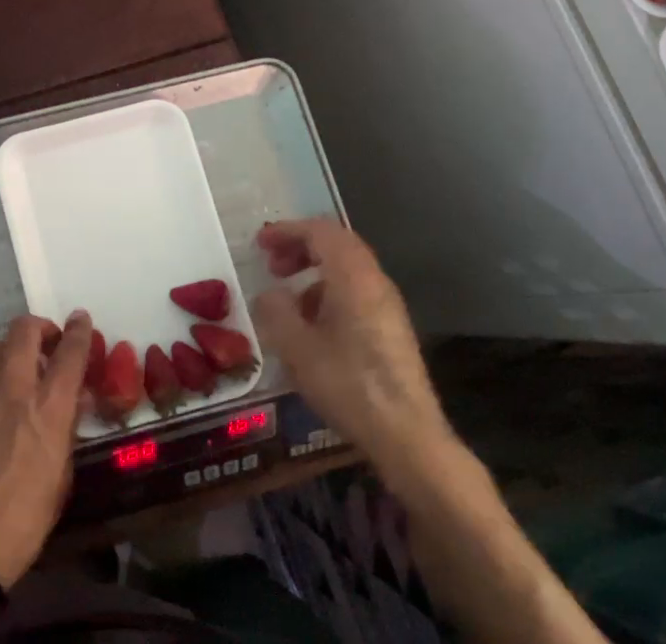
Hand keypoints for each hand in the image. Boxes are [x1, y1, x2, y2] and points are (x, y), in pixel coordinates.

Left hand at [0, 312, 93, 587]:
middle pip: (24, 331)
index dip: (79, 331)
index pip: (69, 352)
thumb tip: (73, 400)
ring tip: (22, 371)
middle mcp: (11, 389)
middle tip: (49, 342)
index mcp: (47, 408)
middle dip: (41, 327)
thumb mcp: (60, 477)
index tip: (82, 321)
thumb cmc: (23, 520)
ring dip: (13, 350)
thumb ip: (67, 429)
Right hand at [251, 218, 454, 471]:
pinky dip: (328, 291)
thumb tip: (270, 294)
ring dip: (314, 271)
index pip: (321, 232)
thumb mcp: (297, 348)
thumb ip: (276, 311)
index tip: (260, 243)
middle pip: (338, 245)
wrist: (405, 433)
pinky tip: (311, 324)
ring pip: (348, 269)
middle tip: (271, 264)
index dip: (288, 231)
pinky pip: (356, 291)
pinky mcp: (391, 328)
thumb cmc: (347, 384)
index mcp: (353, 277)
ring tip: (286, 295)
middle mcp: (375, 282)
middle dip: (301, 247)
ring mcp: (388, 305)